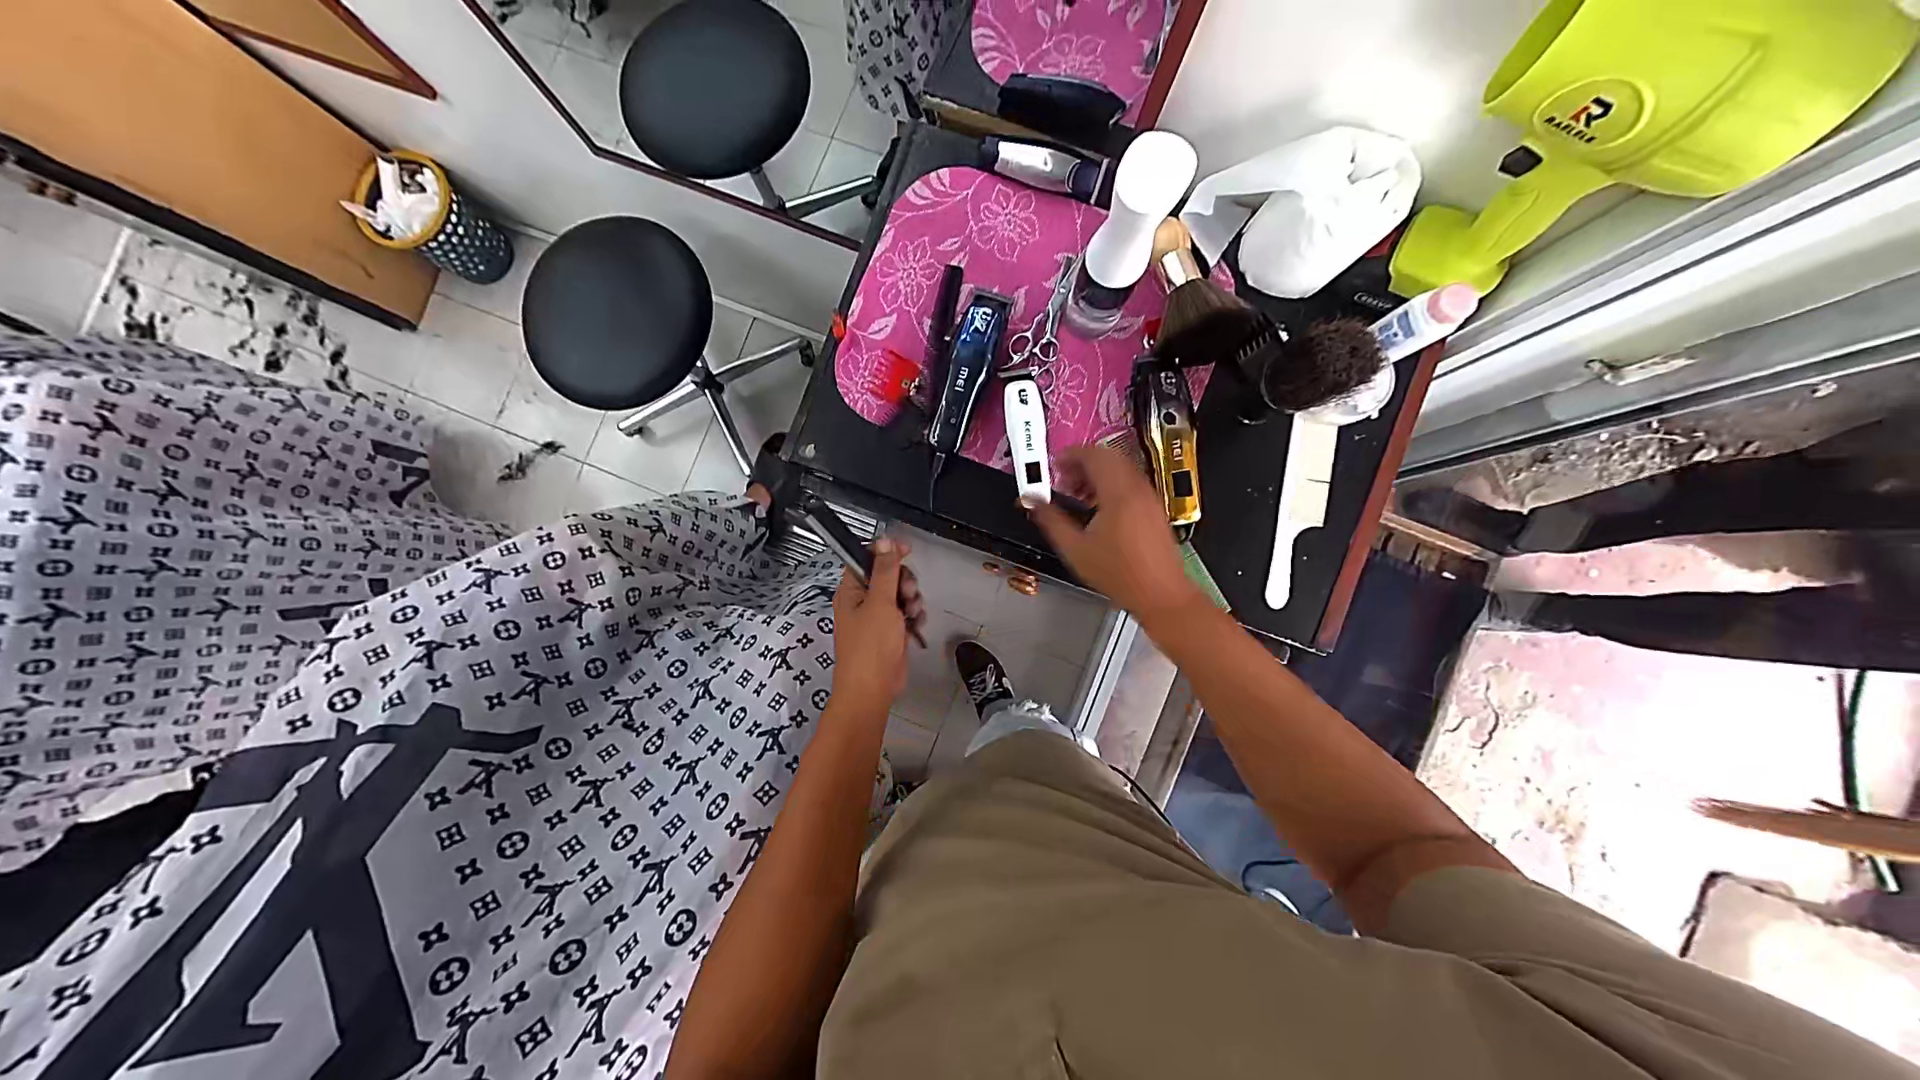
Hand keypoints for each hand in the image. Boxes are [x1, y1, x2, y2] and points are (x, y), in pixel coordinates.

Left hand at [829, 536, 916, 715]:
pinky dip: (913, 616)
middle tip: (907, 592)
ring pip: (900, 594)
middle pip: (888, 575)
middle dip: (904, 581)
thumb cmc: (869, 649)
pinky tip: (915, 624)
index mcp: (850, 590)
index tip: (905, 550)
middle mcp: (861, 601)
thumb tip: (885, 543)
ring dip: (911, 599)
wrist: (873, 688)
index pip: (867, 558)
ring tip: (912, 612)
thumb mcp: (880, 603)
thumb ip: (885, 571)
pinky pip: (905, 613)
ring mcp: (875, 617)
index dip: (886, 551)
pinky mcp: (889, 631)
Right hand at [1028, 444, 1201, 623]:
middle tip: (1063, 479)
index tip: (1056, 463)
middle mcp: (1138, 490)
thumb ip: (1051, 520)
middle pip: (1108, 458)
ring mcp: (1149, 499)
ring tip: (1078, 495)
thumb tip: (1034, 503)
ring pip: (1120, 470)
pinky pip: (1130, 484)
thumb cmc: (1125, 576)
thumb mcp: (1075, 549)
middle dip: (1082, 464)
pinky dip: (1111, 487)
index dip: (1070, 455)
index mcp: (1119, 493)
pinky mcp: (1154, 510)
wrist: (1160, 594)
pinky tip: (1098, 509)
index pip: (1093, 455)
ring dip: (1096, 476)